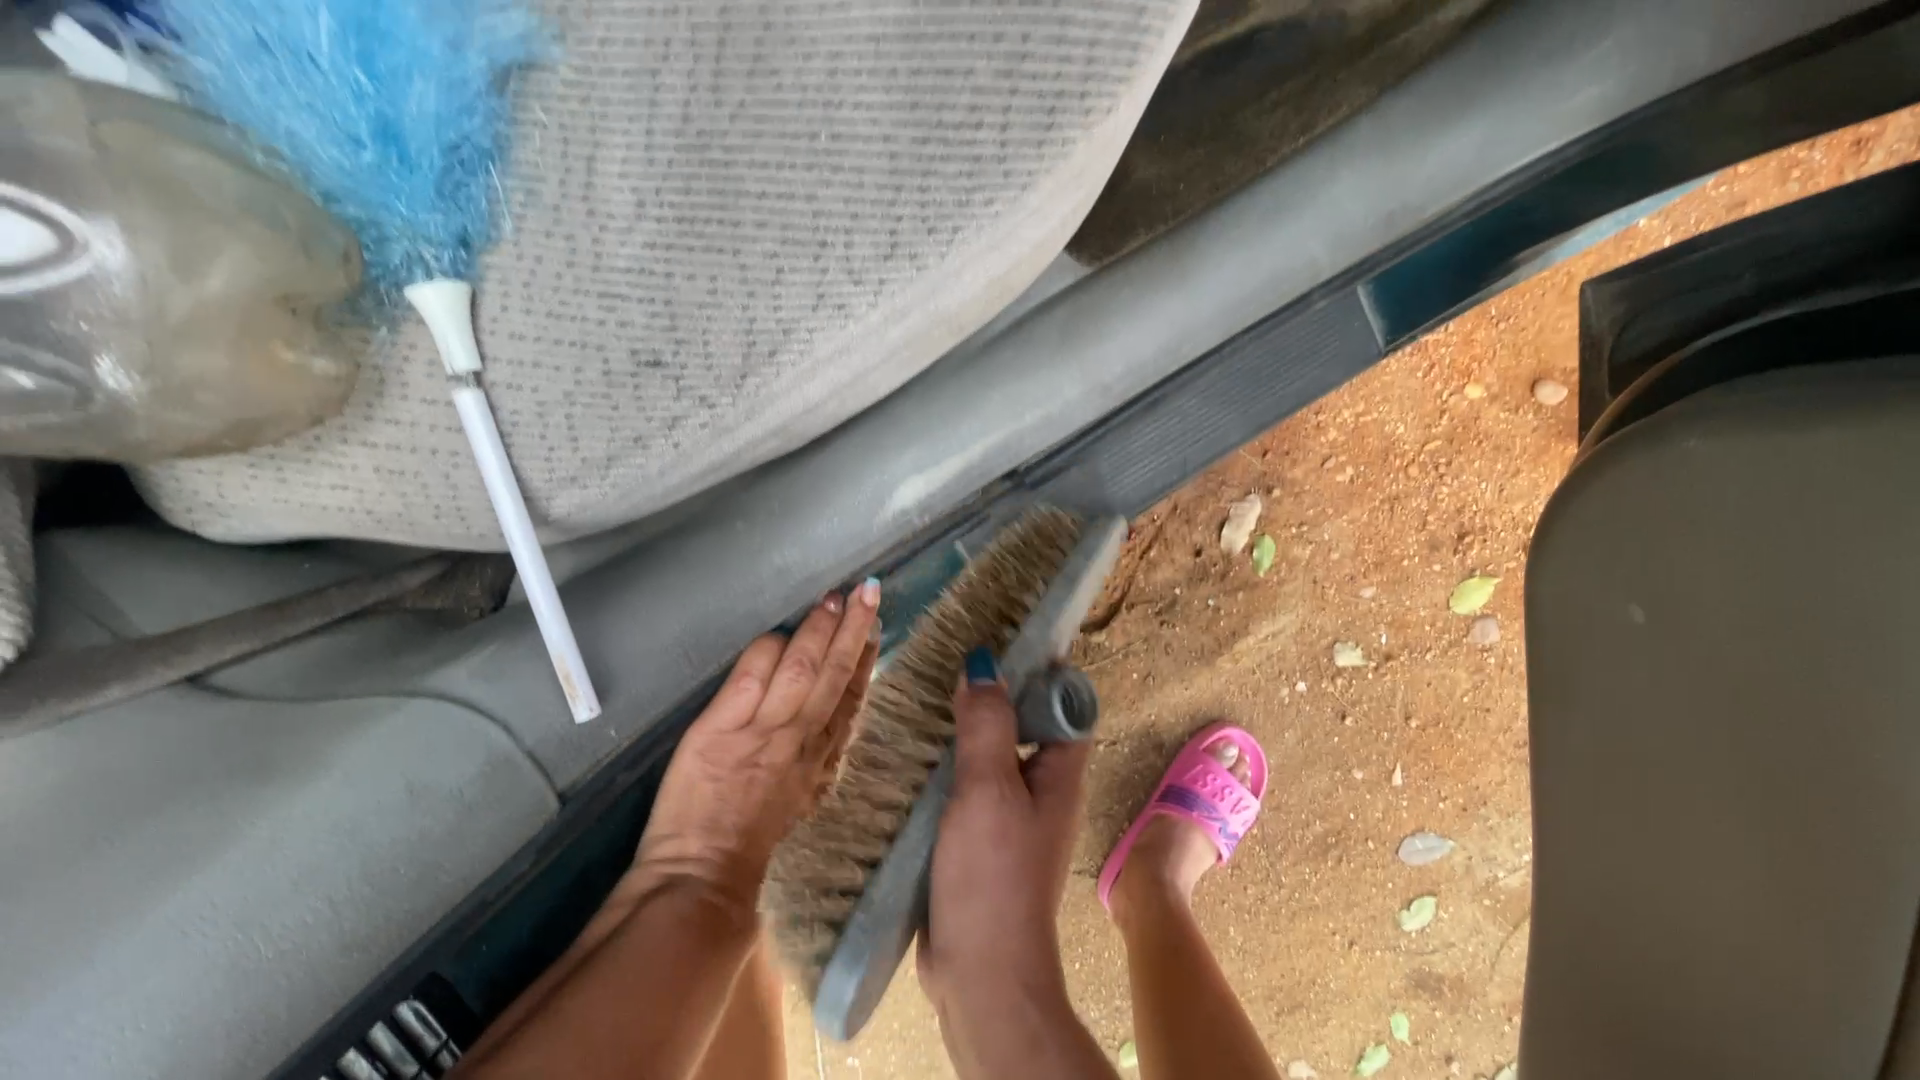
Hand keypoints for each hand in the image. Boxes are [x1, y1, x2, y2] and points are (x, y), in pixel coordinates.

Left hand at [635, 584, 880, 906]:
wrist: (702, 880)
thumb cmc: (750, 849)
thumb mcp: (801, 802)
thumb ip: (816, 760)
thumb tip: (829, 724)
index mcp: (821, 760)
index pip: (849, 700)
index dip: (866, 662)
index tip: (876, 631)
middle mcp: (800, 740)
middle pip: (834, 675)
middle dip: (854, 630)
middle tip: (870, 592)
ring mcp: (762, 733)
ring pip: (801, 669)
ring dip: (821, 630)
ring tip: (835, 598)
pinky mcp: (721, 730)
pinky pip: (750, 677)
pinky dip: (769, 649)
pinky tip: (780, 630)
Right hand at [919, 650, 1095, 1056]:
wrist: (980, 972)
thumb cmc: (992, 876)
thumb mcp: (989, 790)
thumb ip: (986, 726)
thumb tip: (984, 664)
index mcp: (1059, 772)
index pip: (1060, 703)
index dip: (1036, 668)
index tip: (997, 632)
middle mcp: (1040, 787)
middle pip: (1020, 724)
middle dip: (989, 692)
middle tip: (945, 656)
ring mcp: (1007, 814)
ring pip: (987, 753)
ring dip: (961, 728)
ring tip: (921, 690)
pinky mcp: (975, 836)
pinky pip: (963, 785)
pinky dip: (943, 763)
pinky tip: (910, 748)